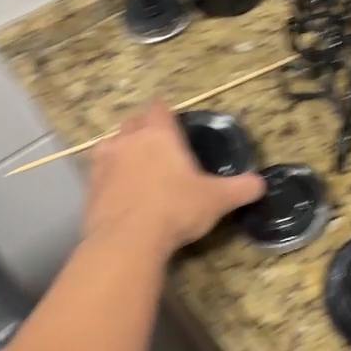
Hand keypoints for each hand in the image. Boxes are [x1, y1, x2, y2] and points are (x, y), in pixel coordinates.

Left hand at [82, 101, 264, 259]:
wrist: (127, 241)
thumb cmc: (176, 209)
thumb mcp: (218, 200)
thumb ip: (241, 189)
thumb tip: (260, 184)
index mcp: (159, 135)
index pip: (159, 108)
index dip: (165, 114)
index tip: (173, 125)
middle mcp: (129, 141)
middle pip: (133, 123)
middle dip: (144, 130)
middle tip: (161, 149)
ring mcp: (104, 163)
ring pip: (112, 145)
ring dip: (123, 151)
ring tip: (139, 170)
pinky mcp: (90, 188)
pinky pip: (100, 172)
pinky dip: (110, 177)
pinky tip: (123, 194)